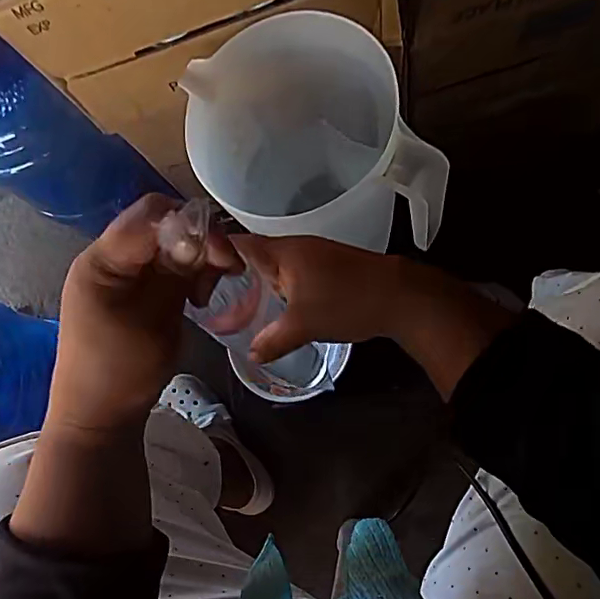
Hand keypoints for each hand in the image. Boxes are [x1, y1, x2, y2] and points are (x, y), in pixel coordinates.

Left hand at [45, 194, 239, 438]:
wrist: (98, 417)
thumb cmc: (120, 374)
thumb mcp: (154, 323)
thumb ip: (176, 275)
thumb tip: (201, 235)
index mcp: (102, 261)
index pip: (150, 217)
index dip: (192, 226)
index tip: (225, 257)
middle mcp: (108, 257)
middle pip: (160, 223)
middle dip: (198, 240)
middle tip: (225, 271)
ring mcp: (120, 273)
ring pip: (167, 243)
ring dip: (196, 257)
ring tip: (208, 291)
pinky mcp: (133, 289)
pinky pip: (164, 265)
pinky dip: (187, 272)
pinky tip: (198, 296)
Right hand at [227, 235, 409, 362]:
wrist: (401, 297)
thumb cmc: (347, 302)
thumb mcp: (303, 326)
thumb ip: (272, 340)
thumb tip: (252, 355)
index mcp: (282, 252)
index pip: (236, 243)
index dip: (213, 257)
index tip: (198, 279)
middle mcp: (295, 246)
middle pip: (252, 255)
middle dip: (231, 276)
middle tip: (213, 299)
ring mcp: (313, 255)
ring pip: (274, 267)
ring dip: (256, 284)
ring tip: (238, 308)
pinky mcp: (328, 266)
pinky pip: (292, 274)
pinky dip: (278, 289)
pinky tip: (275, 309)